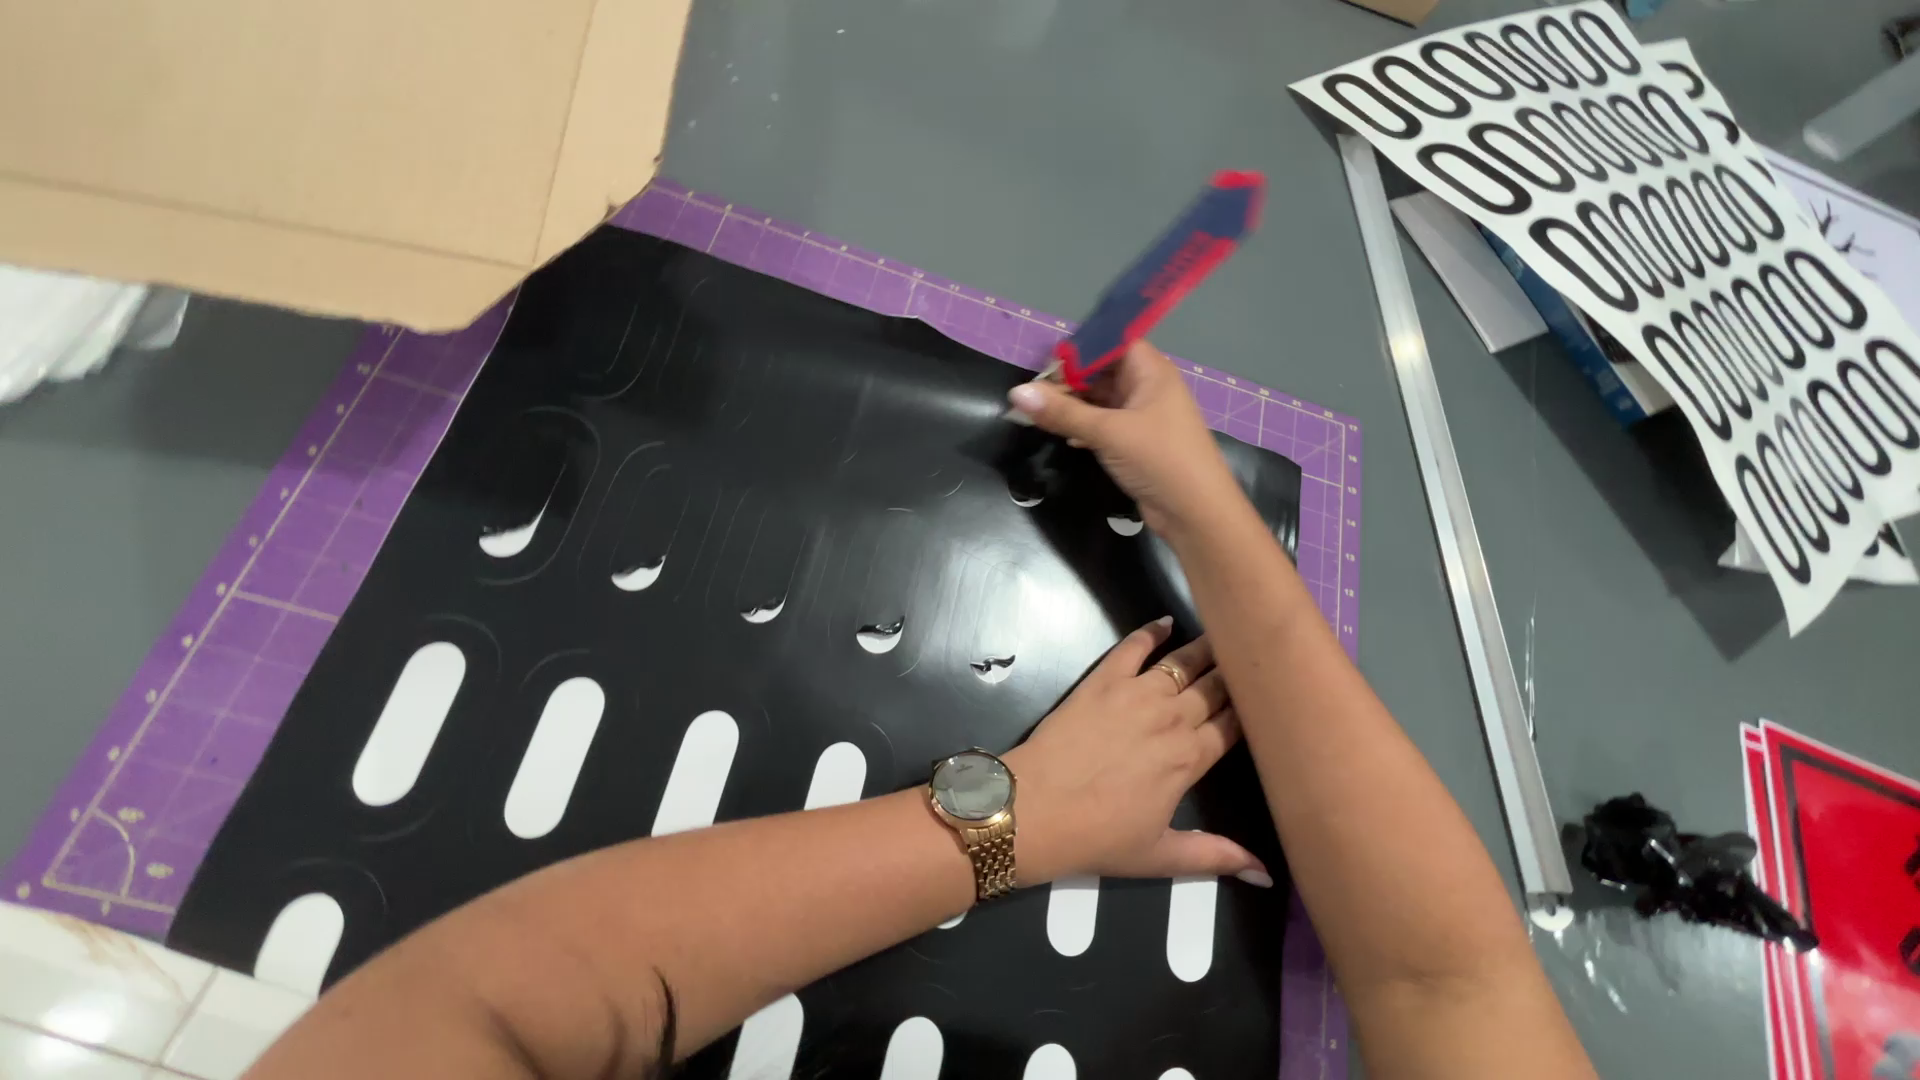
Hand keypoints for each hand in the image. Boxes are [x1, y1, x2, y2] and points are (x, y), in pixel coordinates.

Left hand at [1002, 617, 1271, 887]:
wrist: (1037, 809)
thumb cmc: (1099, 836)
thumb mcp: (1162, 856)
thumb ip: (1216, 856)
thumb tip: (1265, 874)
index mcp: (1191, 758)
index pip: (1234, 724)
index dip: (1252, 708)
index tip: (1267, 695)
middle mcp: (1172, 717)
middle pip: (1215, 687)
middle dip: (1236, 672)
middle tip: (1253, 656)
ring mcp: (1137, 694)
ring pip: (1182, 662)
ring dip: (1205, 648)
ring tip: (1223, 634)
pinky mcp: (1102, 680)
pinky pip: (1133, 648)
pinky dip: (1151, 632)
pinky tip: (1165, 623)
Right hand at [1008, 340, 1243, 535]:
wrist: (1195, 513)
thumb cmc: (1159, 459)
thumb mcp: (1107, 432)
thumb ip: (1062, 412)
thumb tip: (1016, 393)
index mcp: (1151, 371)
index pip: (1111, 343)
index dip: (1080, 350)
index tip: (1045, 366)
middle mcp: (1148, 388)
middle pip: (1102, 371)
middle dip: (1069, 381)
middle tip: (1034, 395)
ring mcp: (1142, 417)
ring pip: (1100, 400)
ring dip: (1073, 407)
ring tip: (1039, 415)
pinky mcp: (1135, 443)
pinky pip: (1103, 424)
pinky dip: (1083, 427)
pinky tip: (1063, 437)